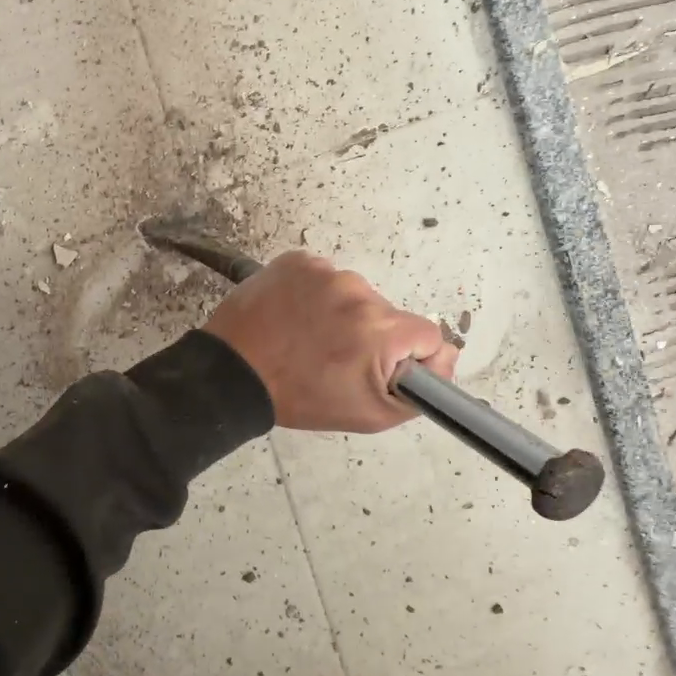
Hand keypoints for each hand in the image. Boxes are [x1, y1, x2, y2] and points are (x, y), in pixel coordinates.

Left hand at [202, 251, 456, 432]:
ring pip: (353, 294)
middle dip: (369, 335)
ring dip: (340, 313)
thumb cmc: (299, 396)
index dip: (410, 357)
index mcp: (380, 328)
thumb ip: (422, 390)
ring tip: (308, 338)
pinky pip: (322, 278)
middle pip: (386, 313)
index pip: (427, 335)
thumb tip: (442, 359)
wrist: (233, 371)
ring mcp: (322, 271)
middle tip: (333, 357)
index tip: (381, 368)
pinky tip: (295, 317)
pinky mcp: (295, 261)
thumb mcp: (372, 413)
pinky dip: (314, 295)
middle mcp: (356, 290)